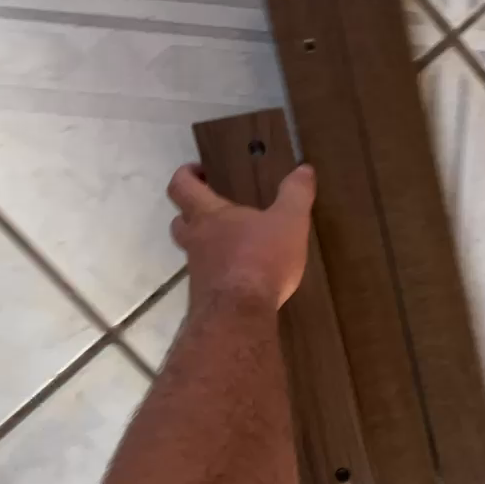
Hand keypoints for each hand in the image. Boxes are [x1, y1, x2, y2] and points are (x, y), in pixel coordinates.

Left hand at [168, 163, 314, 308]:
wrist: (240, 313)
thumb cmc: (262, 258)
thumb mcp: (289, 222)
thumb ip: (296, 195)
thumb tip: (305, 169)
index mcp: (209, 215)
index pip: (182, 187)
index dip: (186, 175)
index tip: (199, 171)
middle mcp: (197, 241)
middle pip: (180, 221)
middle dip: (191, 212)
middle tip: (213, 210)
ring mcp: (198, 272)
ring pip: (193, 252)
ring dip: (206, 246)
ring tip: (233, 247)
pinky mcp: (206, 297)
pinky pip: (209, 279)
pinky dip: (221, 274)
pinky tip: (242, 279)